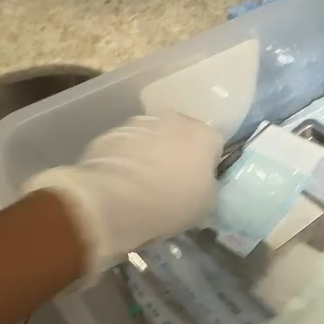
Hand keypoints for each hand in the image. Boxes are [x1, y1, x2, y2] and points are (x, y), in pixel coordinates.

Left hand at [24, 112, 222, 277]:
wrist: (115, 200)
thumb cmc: (171, 201)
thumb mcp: (205, 203)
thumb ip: (207, 185)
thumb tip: (199, 183)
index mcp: (204, 135)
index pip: (214, 145)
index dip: (207, 165)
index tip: (199, 184)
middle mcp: (174, 120)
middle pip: (181, 136)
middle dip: (178, 154)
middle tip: (171, 183)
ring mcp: (139, 124)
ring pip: (151, 139)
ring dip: (150, 155)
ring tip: (141, 186)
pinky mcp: (109, 134)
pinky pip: (125, 148)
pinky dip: (125, 160)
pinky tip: (120, 185)